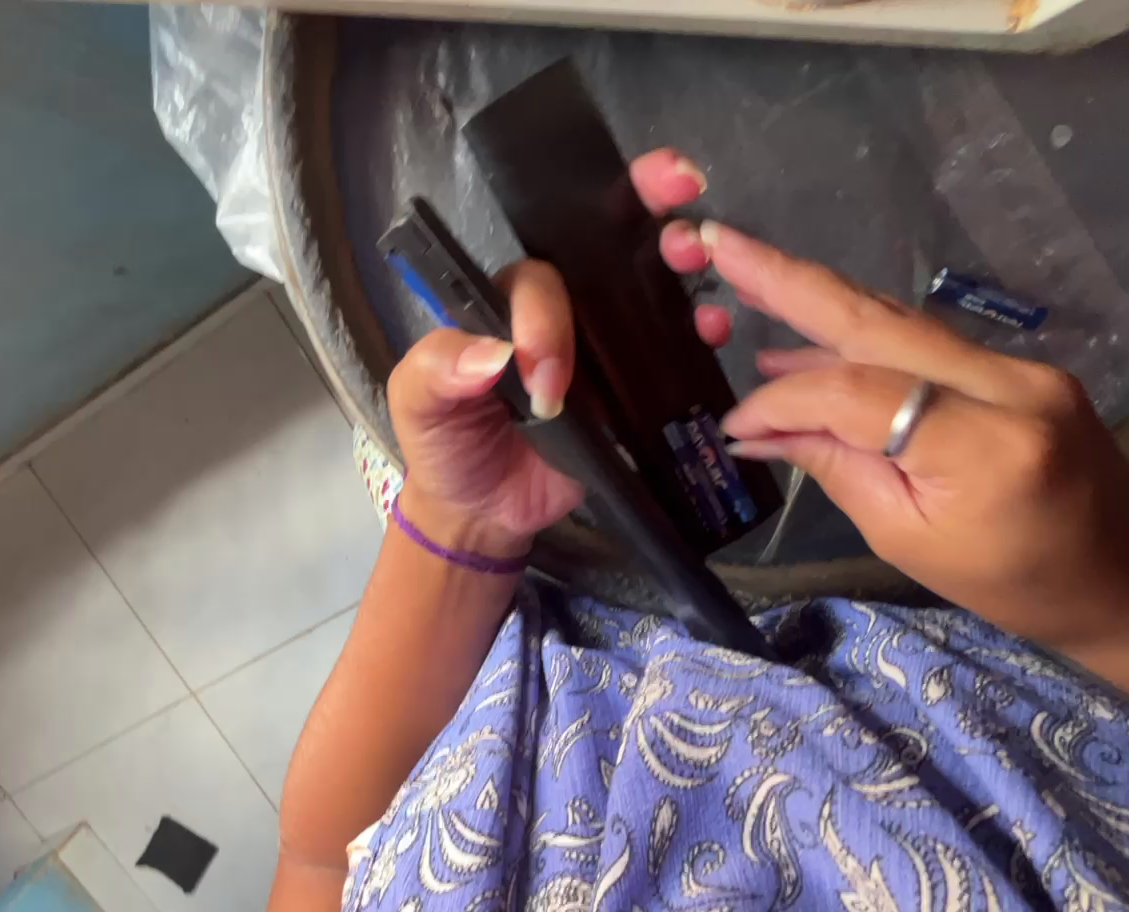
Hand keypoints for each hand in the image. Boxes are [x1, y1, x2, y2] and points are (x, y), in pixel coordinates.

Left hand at [386, 149, 715, 558]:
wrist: (483, 509)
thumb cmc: (444, 446)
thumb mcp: (418, 405)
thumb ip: (437, 369)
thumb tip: (491, 354)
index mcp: (502, 310)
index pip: (535, 283)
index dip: (546, 318)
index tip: (542, 377)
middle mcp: (555, 320)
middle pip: (598, 253)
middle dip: (638, 207)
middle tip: (676, 184)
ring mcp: (596, 354)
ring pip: (640, 292)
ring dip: (676, 264)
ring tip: (698, 259)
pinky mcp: (626, 394)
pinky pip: (663, 356)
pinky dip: (692, 337)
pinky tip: (711, 330)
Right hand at [692, 221, 1128, 649]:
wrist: (1125, 572)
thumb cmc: (1008, 579)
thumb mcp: (902, 535)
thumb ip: (833, 467)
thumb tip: (757, 432)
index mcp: (983, 445)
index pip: (854, 394)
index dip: (782, 400)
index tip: (734, 426)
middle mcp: (1007, 383)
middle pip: (876, 321)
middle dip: (789, 280)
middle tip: (722, 244)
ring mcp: (1015, 366)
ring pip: (893, 320)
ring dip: (814, 298)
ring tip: (746, 276)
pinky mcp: (1010, 367)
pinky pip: (913, 343)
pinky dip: (850, 337)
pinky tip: (802, 342)